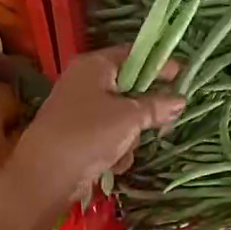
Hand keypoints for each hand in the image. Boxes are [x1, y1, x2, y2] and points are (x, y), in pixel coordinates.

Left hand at [4, 47, 183, 202]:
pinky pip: (110, 136)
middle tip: (164, 122)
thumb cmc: (89, 133)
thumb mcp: (129, 117)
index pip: (134, 55)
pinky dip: (115, 150)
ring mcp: (81, 110)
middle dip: (146, 110)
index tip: (183, 77)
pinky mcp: (80, 136)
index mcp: (95, 66)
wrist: (47, 174)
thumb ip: (157, 106)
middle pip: (130, 88)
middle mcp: (86, 82)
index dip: (160, 64)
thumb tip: (180, 99)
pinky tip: (112, 163)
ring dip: (130, 136)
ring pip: (123, 117)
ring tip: (124, 148)